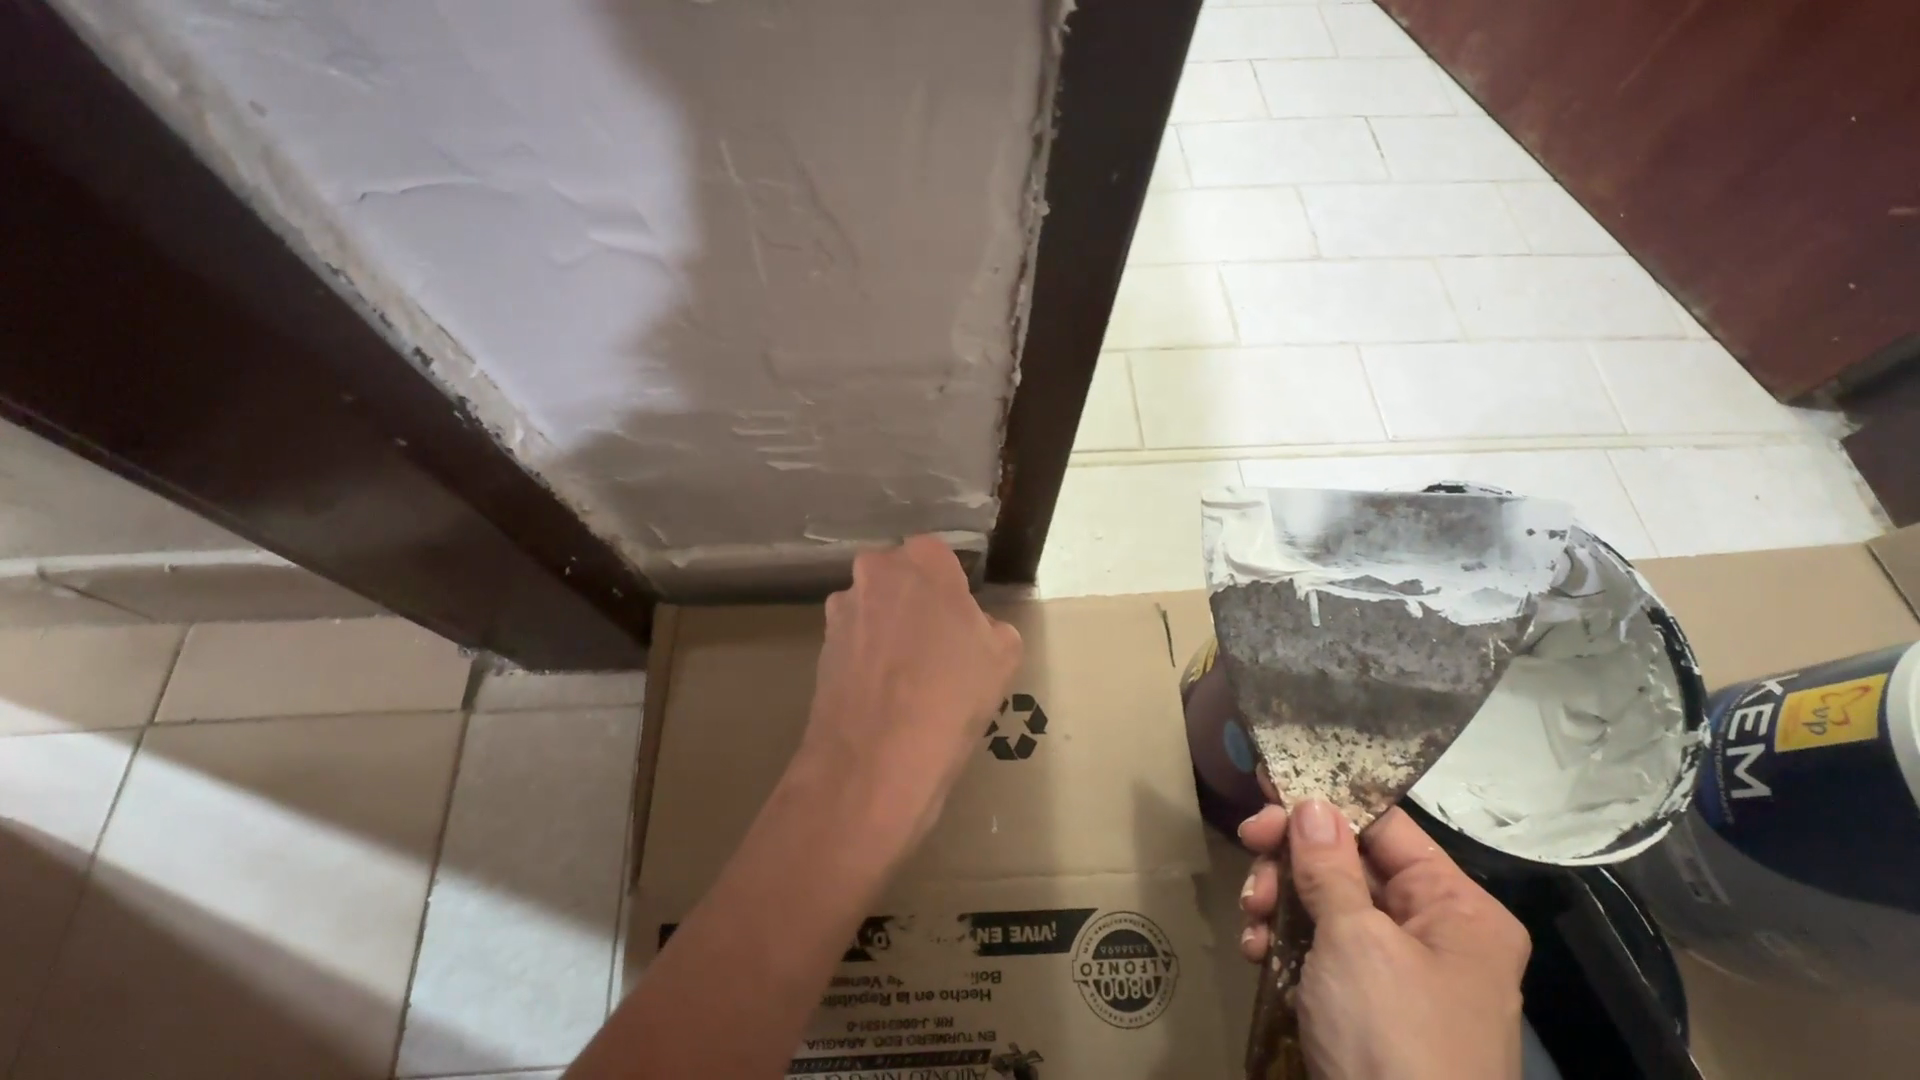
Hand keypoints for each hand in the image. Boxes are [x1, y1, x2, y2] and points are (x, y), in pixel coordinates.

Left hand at [795, 535, 1023, 849]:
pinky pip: (857, 646)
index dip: (954, 592)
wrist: (875, 760)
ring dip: (891, 635)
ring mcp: (841, 611)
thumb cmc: (951, 695)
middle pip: (903, 582)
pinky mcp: (820, 649)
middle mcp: (874, 572)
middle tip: (941, 651)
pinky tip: (887, 699)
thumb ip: (991, 626)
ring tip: (911, 683)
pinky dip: (870, 663)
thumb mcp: (1003, 656)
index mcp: (923, 559)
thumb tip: (972, 629)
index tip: (964, 626)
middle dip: (918, 607)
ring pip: (876, 614)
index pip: (942, 559)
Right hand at [1237, 798, 1530, 1079]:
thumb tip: (1312, 802)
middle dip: (1292, 861)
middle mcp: (1436, 932)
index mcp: (1457, 908)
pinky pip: (1323, 951)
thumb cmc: (1392, 1037)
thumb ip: (1328, 865)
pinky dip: (1286, 944)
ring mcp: (1401, 972)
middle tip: (1248, 857)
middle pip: (1350, 863)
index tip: (1263, 791)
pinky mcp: (1368, 1005)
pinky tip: (1256, 953)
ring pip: (1328, 905)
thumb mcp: (1356, 941)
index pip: (1385, 826)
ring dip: (1280, 903)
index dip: (1323, 804)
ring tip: (1251, 923)